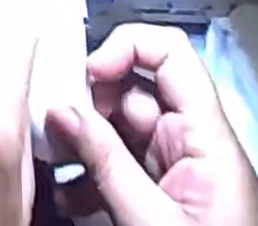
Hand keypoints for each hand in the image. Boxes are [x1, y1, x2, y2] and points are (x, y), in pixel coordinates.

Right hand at [46, 24, 257, 225]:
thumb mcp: (154, 223)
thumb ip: (107, 164)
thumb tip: (60, 107)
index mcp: (205, 132)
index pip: (171, 53)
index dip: (128, 47)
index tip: (87, 74)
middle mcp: (191, 139)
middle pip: (139, 88)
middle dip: (94, 99)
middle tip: (55, 124)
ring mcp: (176, 169)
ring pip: (124, 129)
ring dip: (85, 140)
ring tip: (51, 160)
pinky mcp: (162, 199)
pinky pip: (122, 167)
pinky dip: (92, 174)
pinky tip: (66, 196)